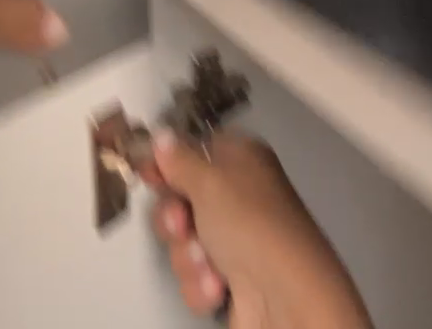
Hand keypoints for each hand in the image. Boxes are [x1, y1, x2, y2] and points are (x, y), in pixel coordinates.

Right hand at [149, 133, 371, 328]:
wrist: (283, 296)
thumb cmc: (249, 223)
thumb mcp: (210, 181)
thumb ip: (179, 158)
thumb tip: (163, 136)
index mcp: (240, 159)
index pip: (195, 150)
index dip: (169, 162)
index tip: (148, 174)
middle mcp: (238, 194)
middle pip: (182, 198)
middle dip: (176, 219)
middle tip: (184, 226)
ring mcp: (234, 238)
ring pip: (184, 240)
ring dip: (189, 256)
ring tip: (211, 265)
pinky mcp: (229, 277)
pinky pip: (194, 273)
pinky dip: (200, 283)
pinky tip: (219, 288)